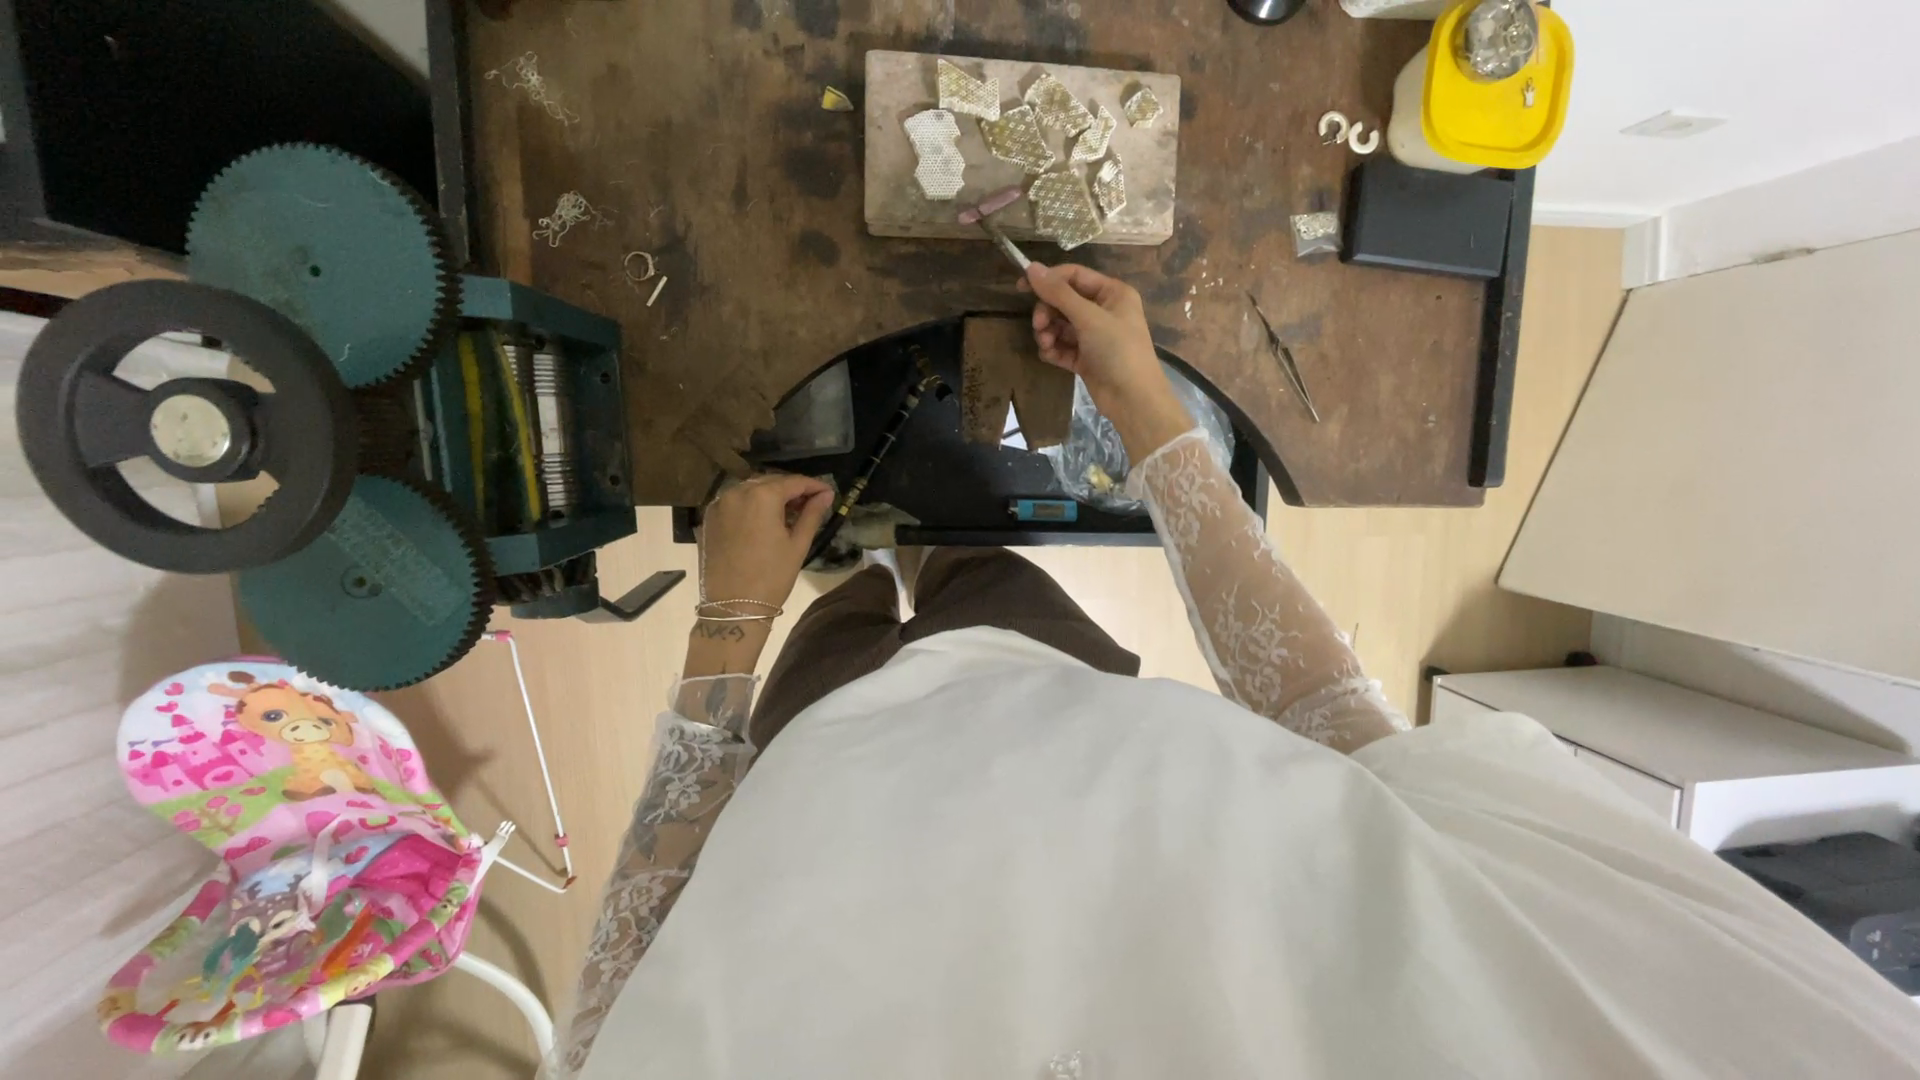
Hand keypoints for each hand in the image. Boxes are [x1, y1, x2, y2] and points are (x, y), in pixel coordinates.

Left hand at [699, 472, 833, 611]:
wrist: (732, 607)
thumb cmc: (772, 577)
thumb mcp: (797, 545)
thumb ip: (811, 514)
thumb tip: (825, 495)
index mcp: (762, 496)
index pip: (793, 482)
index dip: (813, 486)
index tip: (827, 492)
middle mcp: (737, 492)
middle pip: (770, 482)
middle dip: (791, 489)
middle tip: (810, 503)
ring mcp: (718, 504)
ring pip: (750, 490)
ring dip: (770, 495)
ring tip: (787, 512)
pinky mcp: (708, 518)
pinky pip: (734, 502)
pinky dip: (750, 505)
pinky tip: (762, 520)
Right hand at [1019, 263, 1194, 460]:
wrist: (1133, 399)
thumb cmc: (1118, 350)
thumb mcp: (1089, 318)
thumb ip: (1059, 293)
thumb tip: (1031, 267)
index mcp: (1112, 293)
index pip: (1074, 276)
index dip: (1049, 280)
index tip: (1022, 287)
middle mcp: (1103, 311)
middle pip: (1064, 301)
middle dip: (1048, 312)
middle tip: (1039, 325)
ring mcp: (1094, 336)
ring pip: (1060, 325)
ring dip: (1048, 332)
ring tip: (1045, 344)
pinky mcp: (1085, 358)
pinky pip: (1062, 346)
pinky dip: (1053, 349)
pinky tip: (1050, 355)